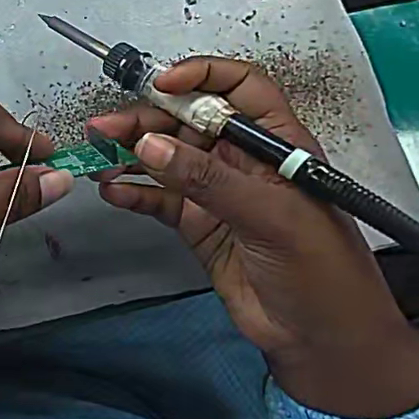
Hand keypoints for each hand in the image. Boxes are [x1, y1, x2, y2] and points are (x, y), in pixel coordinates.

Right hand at [88, 58, 418, 417]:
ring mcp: (216, 192)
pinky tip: (112, 191)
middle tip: (104, 128)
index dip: (201, 76)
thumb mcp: (269, 216)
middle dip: (146, 120)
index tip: (160, 84)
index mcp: (275, 143)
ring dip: (130, 155)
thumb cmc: (319, 271)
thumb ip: (207, 179)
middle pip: (188, 122)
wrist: (322, 342)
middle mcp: (242, 160)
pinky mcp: (197, 225)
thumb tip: (148, 145)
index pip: (239, 88)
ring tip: (96, 157)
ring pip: (166, 159)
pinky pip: (158, 199)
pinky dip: (133, 193)